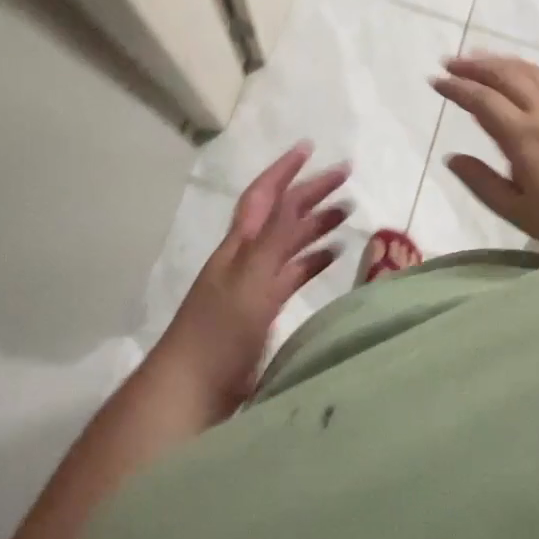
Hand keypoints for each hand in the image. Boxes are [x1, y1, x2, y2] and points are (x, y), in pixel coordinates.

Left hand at [152, 143, 348, 411]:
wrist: (192, 391)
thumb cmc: (218, 332)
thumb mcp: (249, 279)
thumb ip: (273, 238)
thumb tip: (294, 194)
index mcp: (240, 246)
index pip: (265, 196)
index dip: (285, 170)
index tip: (310, 147)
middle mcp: (248, 258)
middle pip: (282, 215)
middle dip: (311, 192)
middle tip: (346, 176)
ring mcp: (255, 285)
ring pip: (290, 243)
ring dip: (316, 224)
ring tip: (347, 211)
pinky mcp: (264, 311)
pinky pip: (294, 274)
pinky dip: (313, 261)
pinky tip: (333, 256)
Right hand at [432, 54, 538, 252]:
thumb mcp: (518, 211)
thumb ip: (481, 182)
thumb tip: (451, 158)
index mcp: (523, 137)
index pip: (482, 101)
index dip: (456, 88)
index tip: (435, 81)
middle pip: (504, 75)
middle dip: (473, 65)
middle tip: (448, 62)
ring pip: (526, 70)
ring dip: (497, 61)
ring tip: (475, 59)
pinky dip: (522, 67)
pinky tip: (514, 72)